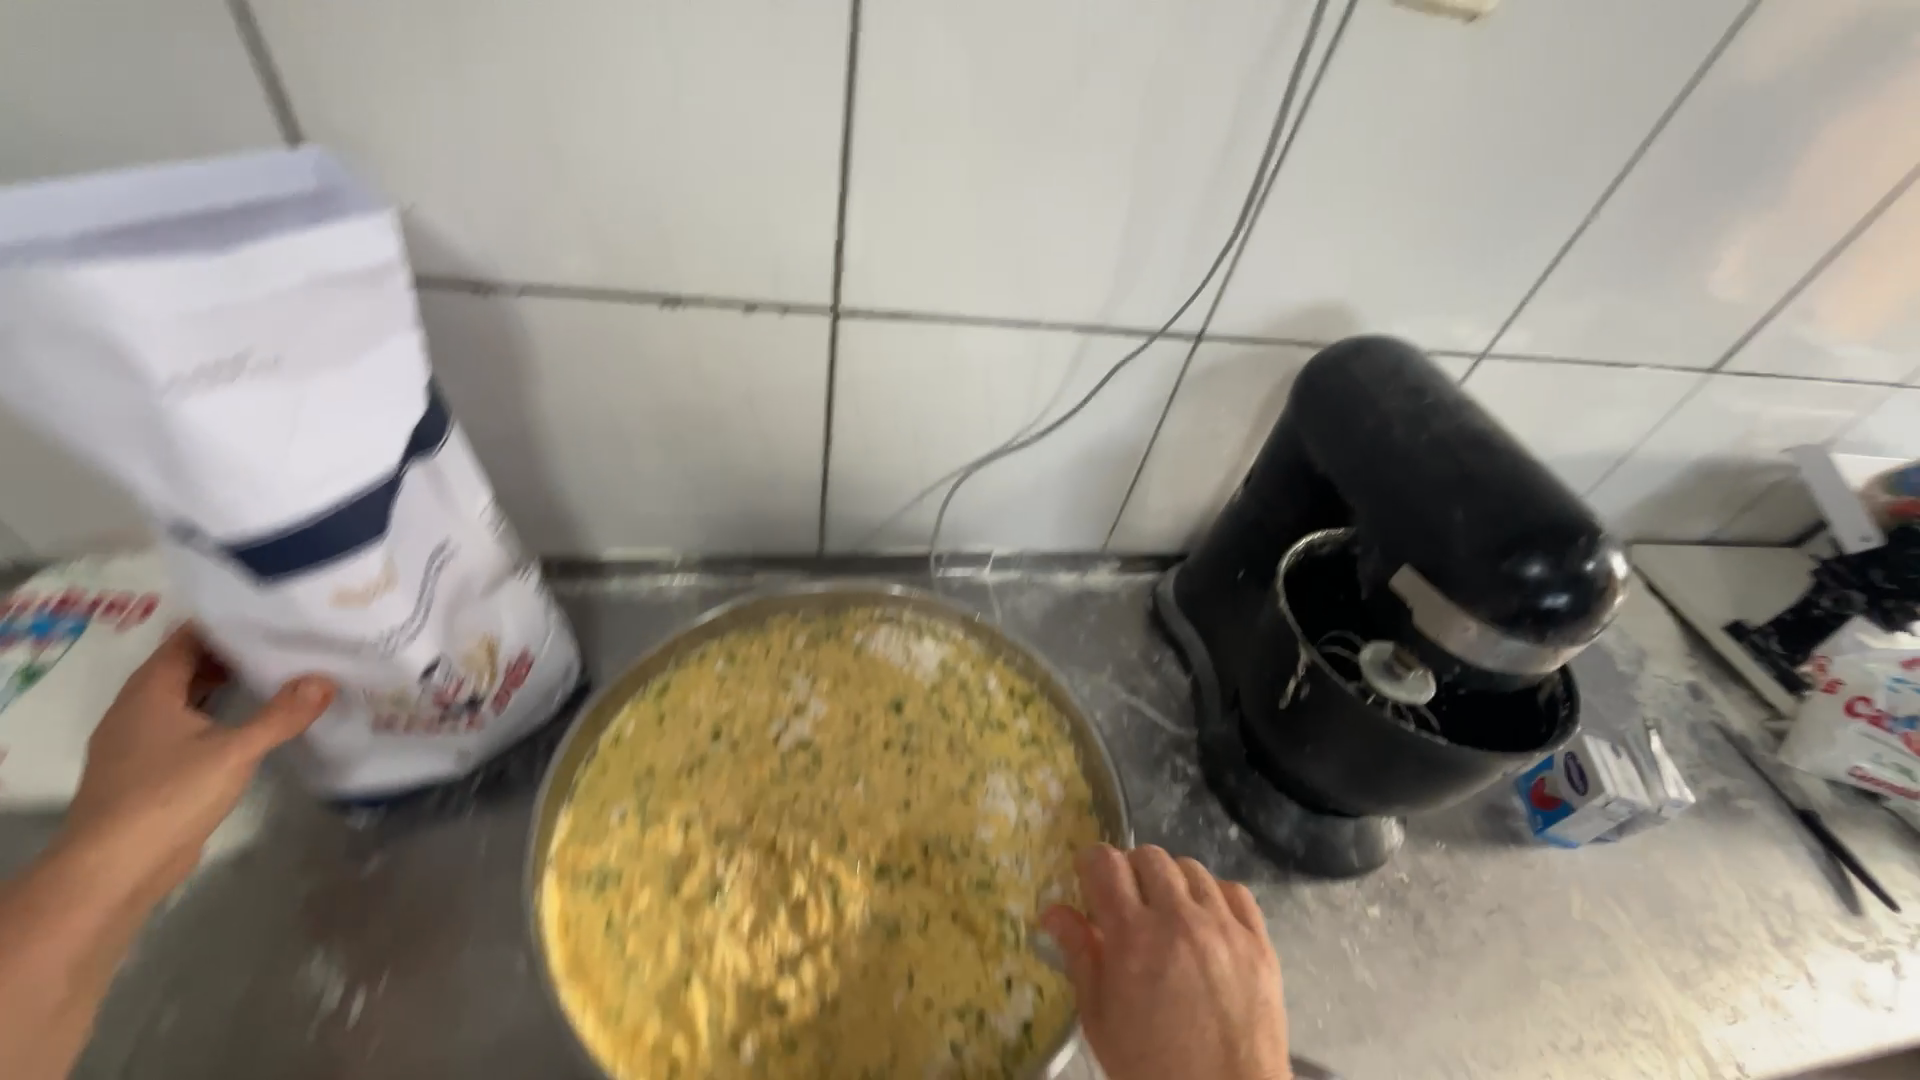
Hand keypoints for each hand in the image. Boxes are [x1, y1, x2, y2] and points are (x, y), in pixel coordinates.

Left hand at [57, 628, 335, 905]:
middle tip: (286, 640)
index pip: (184, 642)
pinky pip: (187, 722)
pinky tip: (253, 718)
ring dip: (224, 683)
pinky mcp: (151, 767)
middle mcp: (136, 712)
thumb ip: (281, 715)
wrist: (114, 867)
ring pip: (185, 696)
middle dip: (231, 652)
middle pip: (184, 667)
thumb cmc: (168, 796)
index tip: (270, 614)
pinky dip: (218, 711)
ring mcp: (139, 742)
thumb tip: (325, 680)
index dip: (223, 625)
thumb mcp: (235, 751)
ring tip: (279, 672)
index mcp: (148, 696)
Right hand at [1041, 844, 1289, 1079]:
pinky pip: (1234, 891)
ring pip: (1191, 868)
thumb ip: (1079, 955)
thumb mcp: (1099, 1018)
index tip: (1088, 878)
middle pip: (1149, 856)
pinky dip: (1215, 895)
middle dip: (1130, 870)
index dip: (1091, 863)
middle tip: (1127, 902)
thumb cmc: (1150, 1068)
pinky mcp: (1259, 943)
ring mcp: (1224, 928)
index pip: (1105, 863)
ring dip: (1171, 881)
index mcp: (1132, 937)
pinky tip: (1206, 920)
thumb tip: (1053, 911)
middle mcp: (1179, 920)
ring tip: (1168, 913)